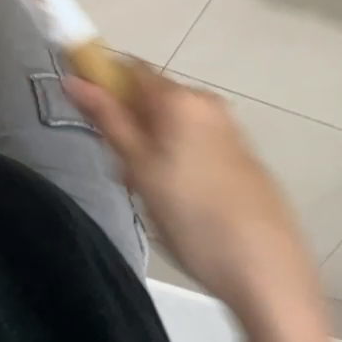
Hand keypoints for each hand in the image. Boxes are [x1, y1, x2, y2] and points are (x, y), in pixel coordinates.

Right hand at [66, 63, 333, 341]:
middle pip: (151, 98)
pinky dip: (179, 162)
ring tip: (151, 196)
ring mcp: (231, 131)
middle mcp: (207, 103)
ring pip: (173, 126)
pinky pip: (197, 145)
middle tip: (122, 171)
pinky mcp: (245, 160)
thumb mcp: (139, 168)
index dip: (101, 81)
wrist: (269, 275)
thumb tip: (73, 79)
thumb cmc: (192, 216)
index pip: (128, 67)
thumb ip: (106, 119)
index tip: (86, 112)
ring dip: (151, 148)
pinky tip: (182, 205)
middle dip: (128, 126)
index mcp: (180, 98)